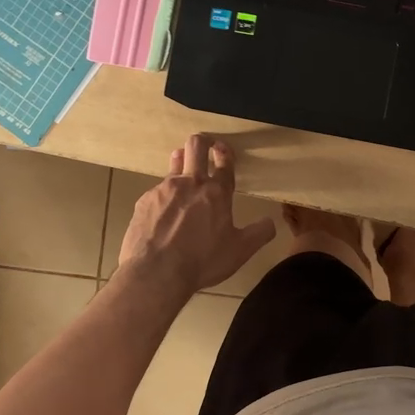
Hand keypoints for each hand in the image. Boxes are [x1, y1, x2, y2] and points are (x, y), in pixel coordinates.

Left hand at [117, 135, 274, 297]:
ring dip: (181, 164)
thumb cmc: (202, 261)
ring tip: (182, 175)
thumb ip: (259, 234)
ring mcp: (164, 189)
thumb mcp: (239, 251)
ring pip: (174, 164)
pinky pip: (156, 191)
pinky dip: (163, 197)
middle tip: (205, 146)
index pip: (225, 162)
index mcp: (216, 192)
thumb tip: (270, 223)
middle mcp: (191, 183)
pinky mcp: (144, 201)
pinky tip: (163, 215)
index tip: (223, 150)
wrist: (155, 273)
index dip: (226, 152)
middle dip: (202, 141)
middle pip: (196, 146)